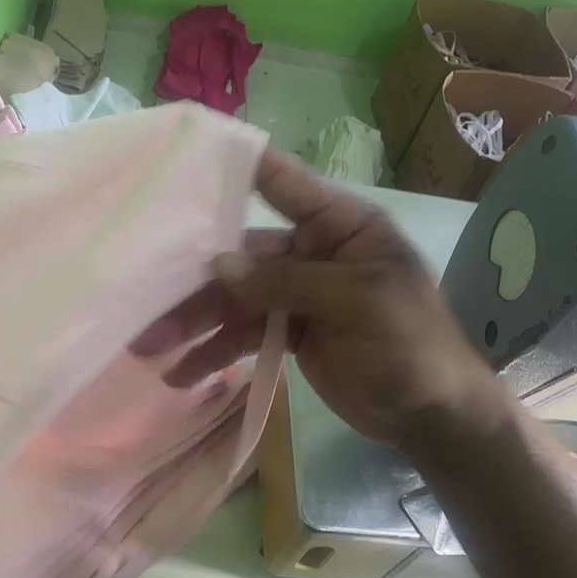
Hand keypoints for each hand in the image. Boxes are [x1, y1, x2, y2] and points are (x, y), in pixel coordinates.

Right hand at [132, 150, 502, 445]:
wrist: (432, 415)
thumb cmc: (412, 344)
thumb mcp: (358, 303)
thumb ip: (288, 282)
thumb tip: (218, 266)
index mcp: (340, 225)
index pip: (283, 183)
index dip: (237, 169)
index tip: (182, 162)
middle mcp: (313, 251)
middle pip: (241, 255)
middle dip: (194, 283)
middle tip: (144, 305)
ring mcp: (298, 294)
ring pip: (234, 300)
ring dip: (193, 323)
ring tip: (148, 350)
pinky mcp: (289, 333)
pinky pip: (243, 334)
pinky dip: (213, 353)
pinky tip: (181, 374)